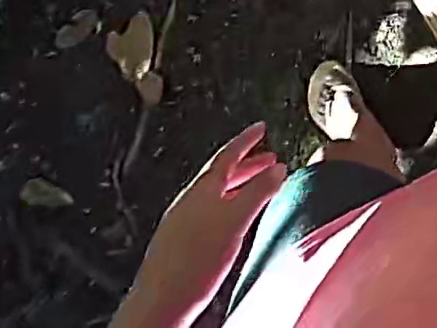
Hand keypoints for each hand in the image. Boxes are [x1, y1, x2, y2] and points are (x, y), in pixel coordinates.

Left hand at [111, 122, 287, 327]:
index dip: (247, 140)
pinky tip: (236, 221)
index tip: (260, 128)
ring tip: (258, 189)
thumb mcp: (237, 219)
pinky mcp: (179, 245)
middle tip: (268, 158)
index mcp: (203, 189)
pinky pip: (210, 213)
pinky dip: (229, 206)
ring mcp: (182, 223)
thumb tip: (277, 169)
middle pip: (222, 174)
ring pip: (216, 195)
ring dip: (240, 187)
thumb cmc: (194, 262)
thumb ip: (260, 191)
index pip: (228, 155)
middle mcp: (190, 202)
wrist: (158, 309)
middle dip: (248, 165)